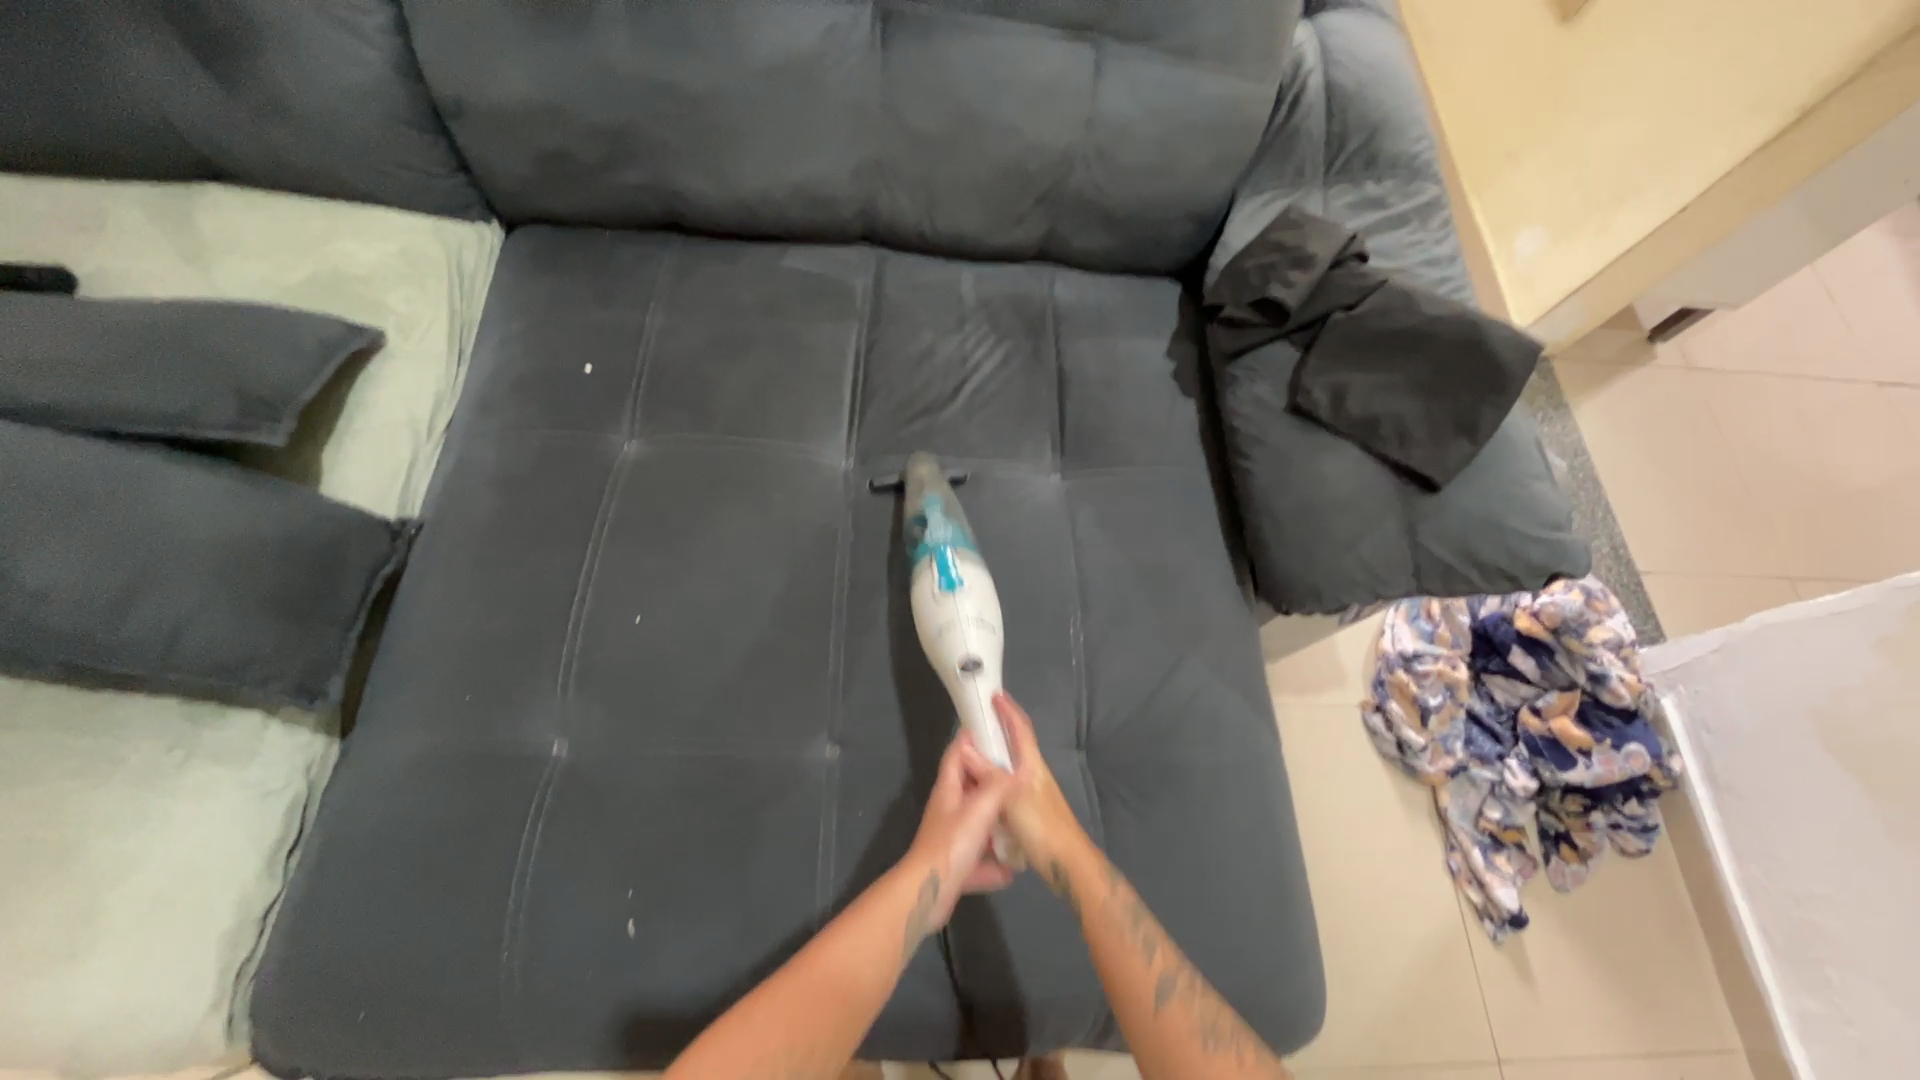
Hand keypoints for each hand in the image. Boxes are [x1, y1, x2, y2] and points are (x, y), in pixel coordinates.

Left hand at [900, 733, 1019, 932]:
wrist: (929, 893)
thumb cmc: (951, 844)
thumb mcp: (979, 809)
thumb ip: (997, 787)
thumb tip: (1015, 772)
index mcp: (948, 790)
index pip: (957, 754)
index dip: (971, 738)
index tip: (993, 728)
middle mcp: (948, 810)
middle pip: (970, 788)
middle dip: (992, 782)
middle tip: (1020, 776)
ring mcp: (951, 839)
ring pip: (977, 824)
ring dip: (996, 824)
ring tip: (1022, 821)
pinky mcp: (957, 865)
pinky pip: (981, 860)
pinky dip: (995, 864)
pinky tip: (1013, 869)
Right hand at [978, 692, 1087, 871]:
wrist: (1068, 863)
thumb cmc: (1043, 827)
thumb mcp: (1012, 798)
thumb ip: (989, 773)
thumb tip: (966, 748)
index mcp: (1033, 765)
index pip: (1021, 730)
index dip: (1009, 711)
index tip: (995, 695)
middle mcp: (1033, 774)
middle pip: (1017, 745)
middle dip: (1000, 730)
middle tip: (976, 722)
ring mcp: (1032, 792)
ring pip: (1010, 766)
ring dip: (994, 755)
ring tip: (971, 753)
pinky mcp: (1028, 810)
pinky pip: (1006, 785)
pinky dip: (992, 779)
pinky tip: (980, 788)